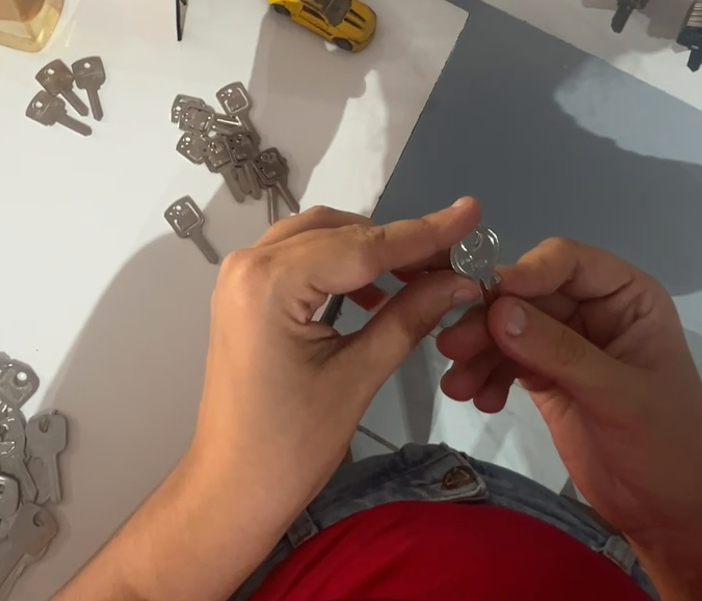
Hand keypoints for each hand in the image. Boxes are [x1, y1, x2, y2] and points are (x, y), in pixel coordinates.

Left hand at [192, 197, 484, 524]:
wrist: (231, 489)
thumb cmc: (292, 446)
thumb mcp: (357, 377)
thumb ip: (409, 316)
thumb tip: (460, 279)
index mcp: (270, 281)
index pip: (361, 245)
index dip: (422, 232)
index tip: (470, 212)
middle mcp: (249, 261)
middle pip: (338, 231)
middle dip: (396, 243)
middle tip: (452, 260)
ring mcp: (241, 273)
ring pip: (318, 235)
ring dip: (367, 248)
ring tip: (418, 274)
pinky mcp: (244, 289)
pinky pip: (299, 256)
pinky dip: (338, 262)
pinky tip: (372, 292)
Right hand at [435, 238, 701, 600]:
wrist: (675, 519)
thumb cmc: (669, 448)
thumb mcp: (618, 396)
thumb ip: (558, 351)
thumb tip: (498, 310)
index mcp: (624, 295)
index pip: (566, 262)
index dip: (525, 271)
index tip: (484, 294)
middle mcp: (591, 308)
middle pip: (526, 294)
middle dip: (489, 320)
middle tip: (453, 346)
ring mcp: (565, 341)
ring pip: (508, 326)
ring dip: (479, 351)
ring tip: (457, 385)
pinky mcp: (544, 373)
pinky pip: (504, 359)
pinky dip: (486, 375)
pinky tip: (480, 399)